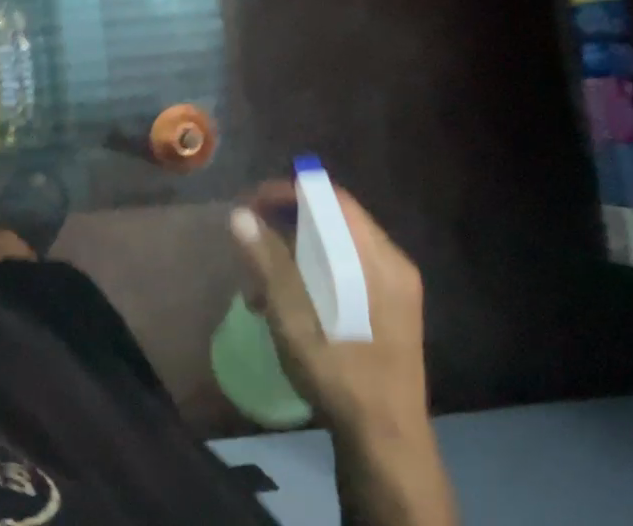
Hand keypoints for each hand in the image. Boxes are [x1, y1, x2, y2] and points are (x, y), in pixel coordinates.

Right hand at [230, 181, 428, 441]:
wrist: (385, 439)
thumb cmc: (339, 373)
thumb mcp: (294, 318)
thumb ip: (268, 262)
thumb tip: (240, 214)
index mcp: (377, 261)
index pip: (333, 200)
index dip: (289, 192)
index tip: (250, 204)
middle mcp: (391, 265)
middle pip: (333, 221)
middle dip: (284, 225)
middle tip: (248, 245)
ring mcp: (392, 288)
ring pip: (336, 247)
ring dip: (293, 253)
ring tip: (259, 285)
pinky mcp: (387, 309)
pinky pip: (345, 270)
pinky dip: (312, 273)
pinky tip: (286, 304)